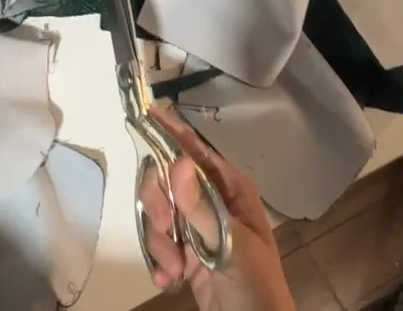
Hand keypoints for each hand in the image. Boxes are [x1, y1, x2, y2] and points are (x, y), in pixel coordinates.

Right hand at [140, 106, 295, 310]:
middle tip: (164, 228)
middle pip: (166, 178)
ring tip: (174, 269)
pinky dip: (159, 261)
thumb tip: (176, 161)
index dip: (171, 131)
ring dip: (159, 242)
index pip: (195, 149)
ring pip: (158, 211)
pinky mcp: (184, 252)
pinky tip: (169, 279)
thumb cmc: (256, 288)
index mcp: (230, 190)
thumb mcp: (231, 247)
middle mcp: (211, 200)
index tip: (146, 113)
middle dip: (158, 205)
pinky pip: (157, 241)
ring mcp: (196, 226)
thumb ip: (201, 207)